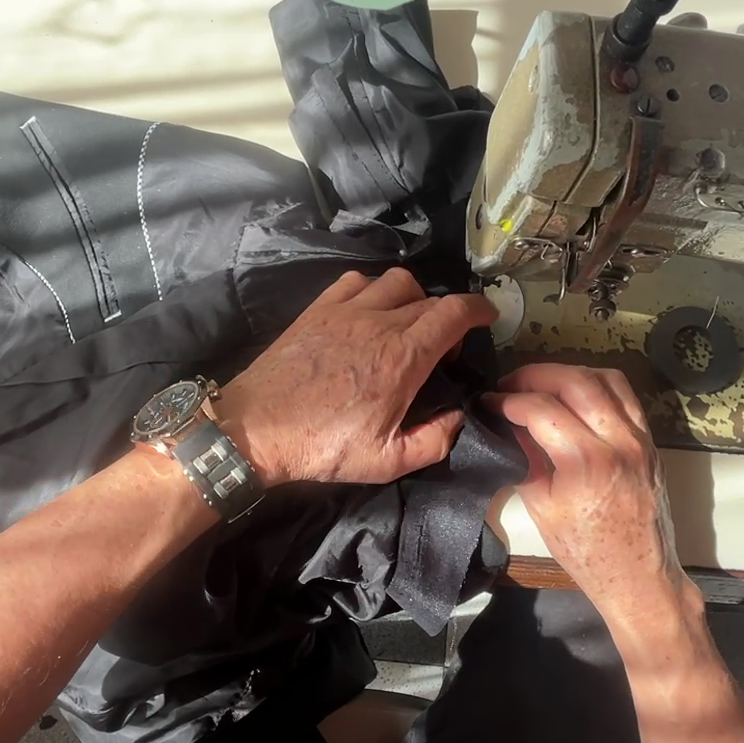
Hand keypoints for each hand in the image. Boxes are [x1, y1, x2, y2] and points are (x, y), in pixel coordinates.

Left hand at [216, 269, 497, 485]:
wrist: (255, 427)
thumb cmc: (321, 446)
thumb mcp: (388, 461)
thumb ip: (436, 440)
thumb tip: (459, 417)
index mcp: (404, 357)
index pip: (455, 313)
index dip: (479, 310)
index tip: (488, 318)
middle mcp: (380, 322)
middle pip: (430, 298)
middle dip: (449, 317)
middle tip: (442, 349)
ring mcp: (346, 310)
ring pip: (397, 281)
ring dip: (414, 298)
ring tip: (408, 326)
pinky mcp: (318, 309)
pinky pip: (357, 280)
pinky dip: (375, 289)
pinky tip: (370, 312)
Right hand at [486, 364, 684, 612]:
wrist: (638, 575)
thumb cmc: (584, 551)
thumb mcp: (541, 506)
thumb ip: (525, 458)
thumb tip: (507, 425)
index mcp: (586, 463)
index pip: (541, 408)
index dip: (508, 400)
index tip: (488, 402)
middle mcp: (618, 441)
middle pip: (574, 381)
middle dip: (534, 375)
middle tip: (509, 385)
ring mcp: (640, 438)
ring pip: (604, 378)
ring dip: (566, 374)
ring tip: (539, 385)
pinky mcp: (649, 440)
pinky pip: (624, 394)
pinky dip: (595, 385)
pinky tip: (572, 395)